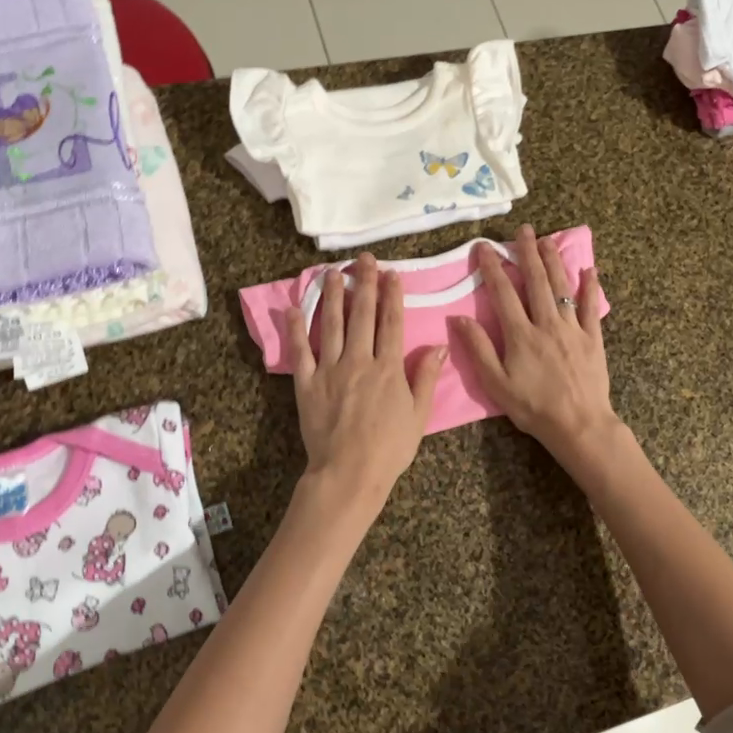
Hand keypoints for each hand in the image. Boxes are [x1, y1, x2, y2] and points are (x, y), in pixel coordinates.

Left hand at [286, 255, 445, 512]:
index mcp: (389, 368)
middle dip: (364, 283)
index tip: (391, 274)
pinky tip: (294, 308)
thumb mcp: (419, 415)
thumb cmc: (390, 448)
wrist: (349, 472)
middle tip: (364, 260)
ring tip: (333, 273)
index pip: (392, 323)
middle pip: (362, 315)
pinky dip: (296, 328)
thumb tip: (438, 346)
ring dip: (333, 296)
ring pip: (331, 324)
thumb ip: (426, 378)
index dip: (392, 296)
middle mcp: (359, 360)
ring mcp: (330, 370)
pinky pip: (300, 351)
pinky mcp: (307, 383)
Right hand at [451, 226, 619, 456]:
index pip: (503, 293)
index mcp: (521, 335)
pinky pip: (592, 308)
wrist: (578, 424)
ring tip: (547, 240)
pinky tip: (590, 270)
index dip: (492, 267)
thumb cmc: (533, 408)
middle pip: (536, 282)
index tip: (484, 247)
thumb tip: (459, 318)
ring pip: (562, 288)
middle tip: (523, 230)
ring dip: (554, 262)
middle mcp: (547, 324)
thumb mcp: (496, 383)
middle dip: (527, 253)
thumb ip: (478, 349)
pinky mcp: (594, 339)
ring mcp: (573, 329)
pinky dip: (590, 287)